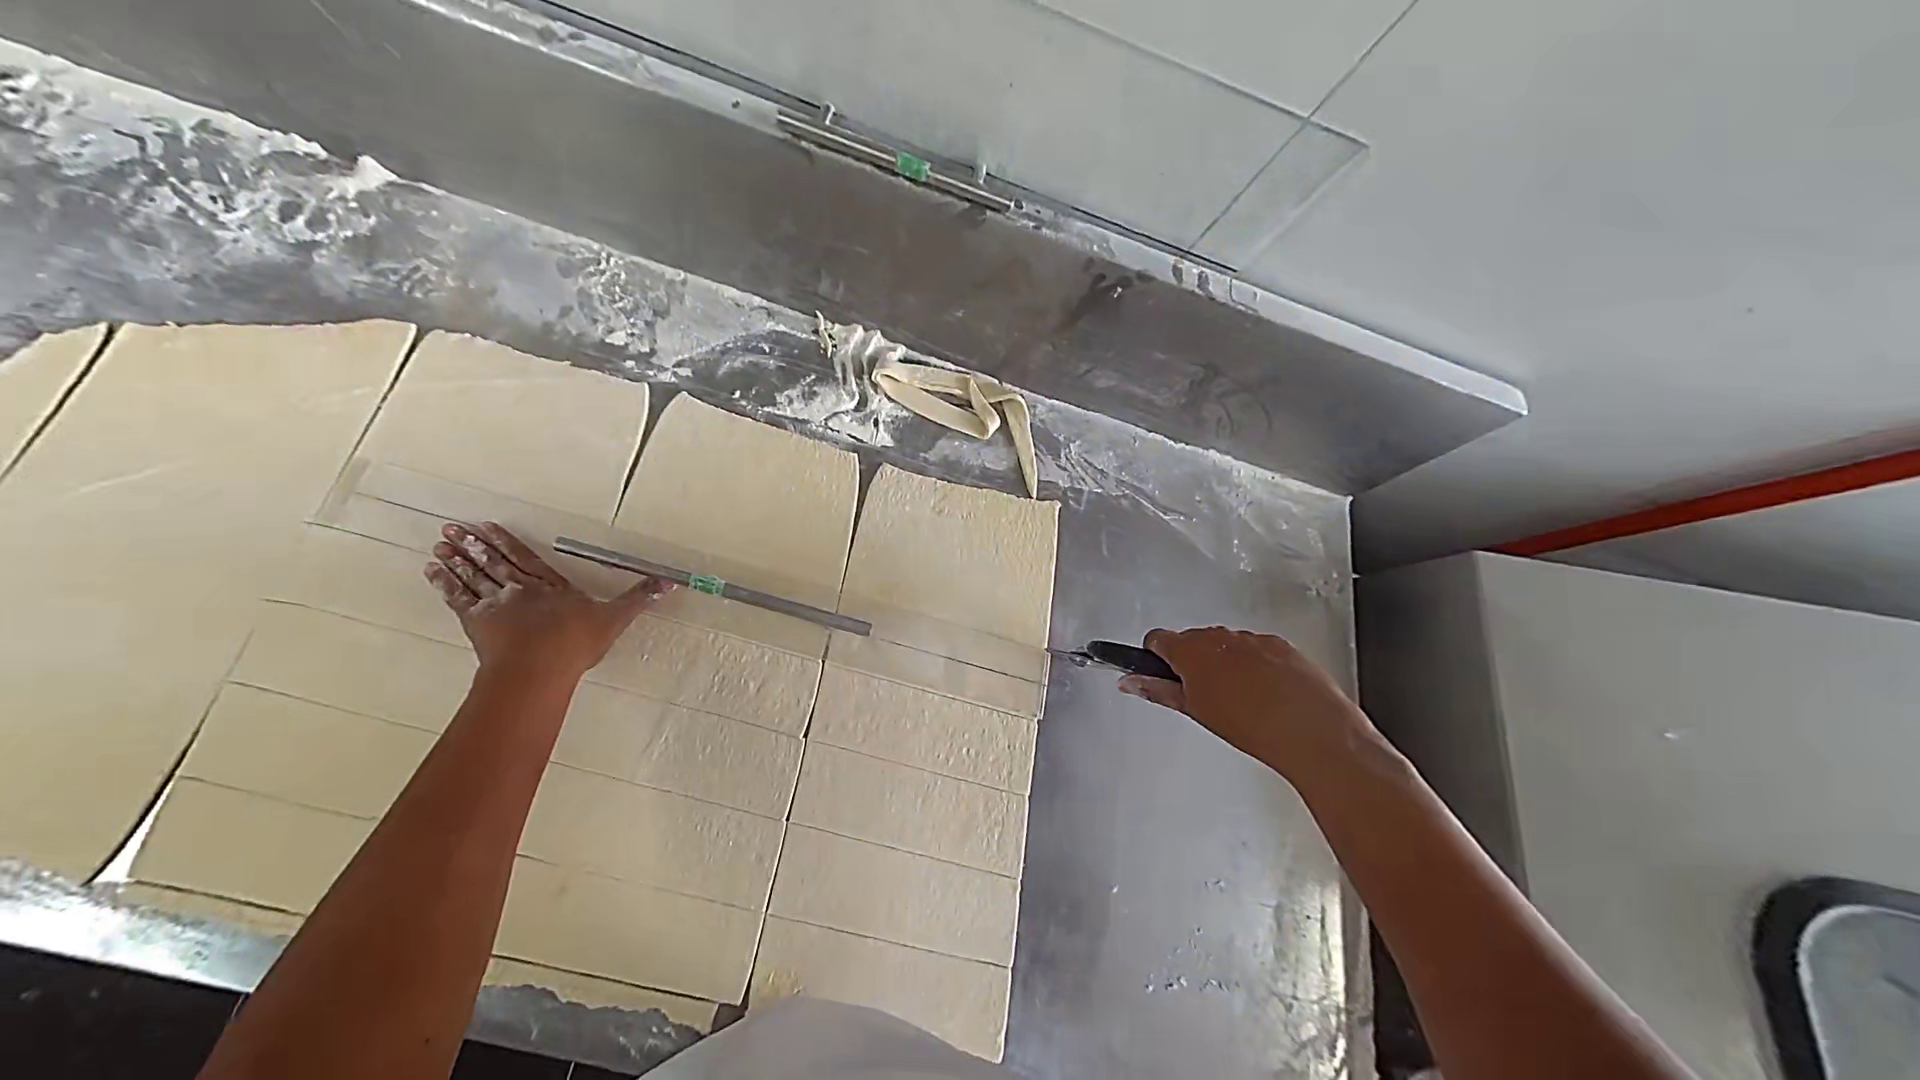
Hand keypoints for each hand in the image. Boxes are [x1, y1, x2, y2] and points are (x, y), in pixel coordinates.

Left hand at [423, 522, 670, 684]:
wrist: (537, 668)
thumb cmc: (576, 643)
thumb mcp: (614, 618)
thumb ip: (638, 599)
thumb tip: (670, 582)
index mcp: (550, 585)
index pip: (526, 558)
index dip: (507, 542)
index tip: (488, 526)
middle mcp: (520, 588)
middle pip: (494, 562)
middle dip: (475, 544)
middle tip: (453, 527)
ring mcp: (496, 604)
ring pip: (473, 576)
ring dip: (456, 558)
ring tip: (441, 542)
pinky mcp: (477, 622)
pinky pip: (457, 598)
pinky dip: (444, 584)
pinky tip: (433, 571)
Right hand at [1120, 626, 1378, 779]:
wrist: (1312, 731)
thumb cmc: (1253, 725)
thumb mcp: (1195, 711)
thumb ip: (1158, 690)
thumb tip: (1131, 682)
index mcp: (1191, 650)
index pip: (1157, 638)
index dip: (1154, 655)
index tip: (1158, 670)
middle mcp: (1219, 637)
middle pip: (1192, 640)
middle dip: (1192, 662)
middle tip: (1201, 695)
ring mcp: (1252, 639)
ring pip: (1225, 645)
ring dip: (1224, 663)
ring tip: (1238, 701)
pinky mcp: (1280, 644)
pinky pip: (1257, 648)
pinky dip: (1255, 665)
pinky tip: (1264, 693)